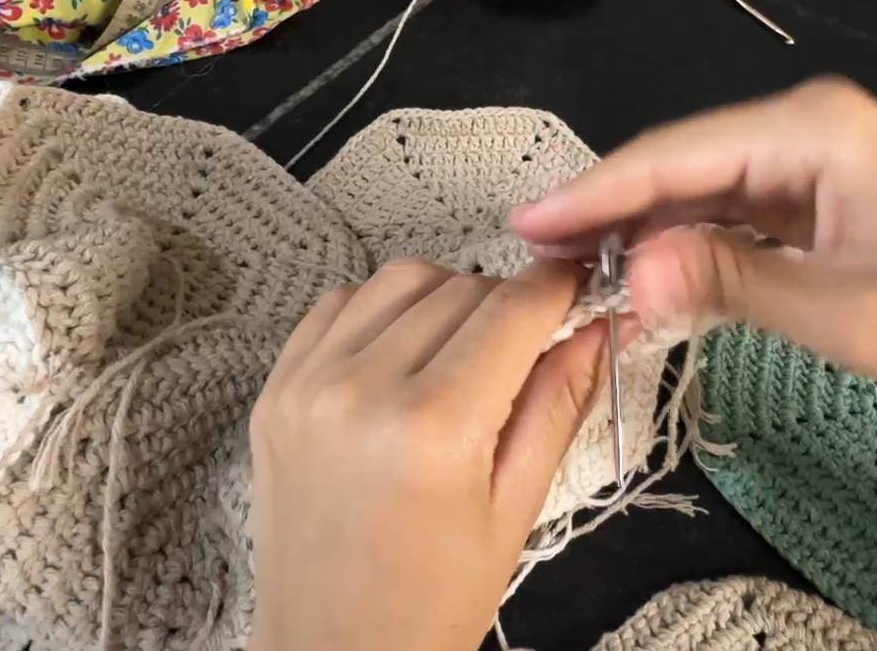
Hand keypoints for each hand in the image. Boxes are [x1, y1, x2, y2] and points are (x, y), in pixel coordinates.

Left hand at [248, 258, 610, 650]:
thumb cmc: (439, 597)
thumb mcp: (517, 507)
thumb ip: (561, 400)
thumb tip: (601, 322)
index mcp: (434, 429)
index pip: (510, 311)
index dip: (554, 285)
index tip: (577, 281)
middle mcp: (363, 387)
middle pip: (461, 288)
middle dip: (506, 302)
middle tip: (523, 341)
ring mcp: (307, 381)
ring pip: (402, 279)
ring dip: (447, 294)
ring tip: (461, 346)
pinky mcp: (275, 384)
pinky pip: (342, 301)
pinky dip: (384, 307)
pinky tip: (402, 350)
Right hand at [510, 78, 876, 403]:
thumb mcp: (840, 313)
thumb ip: (723, 282)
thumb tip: (626, 279)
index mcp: (812, 129)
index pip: (674, 155)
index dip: (594, 192)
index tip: (525, 225)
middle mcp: (802, 122)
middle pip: (680, 161)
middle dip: (610, 208)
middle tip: (539, 252)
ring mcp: (809, 151)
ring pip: (700, 183)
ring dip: (645, 225)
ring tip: (577, 261)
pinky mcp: (815, 183)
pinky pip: (732, 204)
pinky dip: (688, 236)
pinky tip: (648, 262)